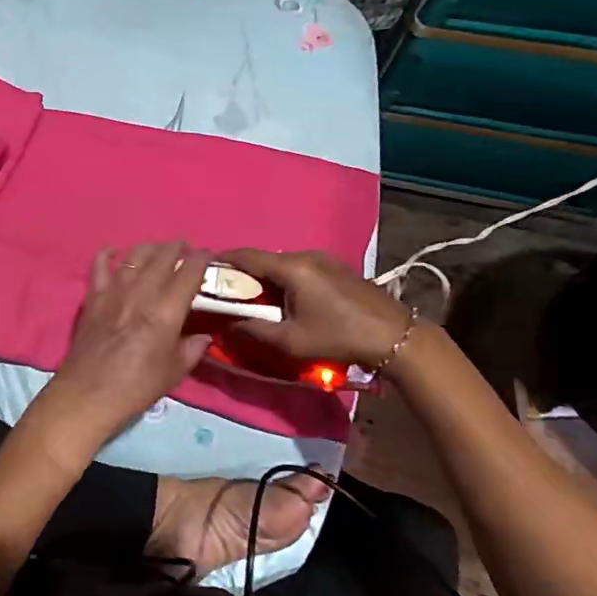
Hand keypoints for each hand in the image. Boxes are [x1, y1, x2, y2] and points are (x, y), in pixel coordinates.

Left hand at [24, 241, 211, 467]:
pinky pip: (99, 265)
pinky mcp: (93, 297)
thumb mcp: (174, 371)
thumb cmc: (137, 387)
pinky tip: (115, 251)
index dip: (201, 259)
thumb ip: (192, 349)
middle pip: (162, 257)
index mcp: (166, 310)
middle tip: (185, 247)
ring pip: (134, 255)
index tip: (208, 254)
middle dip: (177, 248)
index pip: (189, 272)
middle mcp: (141, 292)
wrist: (89, 393)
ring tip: (159, 248)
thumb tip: (203, 336)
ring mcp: (114, 291)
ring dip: (150, 248)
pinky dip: (108, 254)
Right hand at [217, 248, 413, 370]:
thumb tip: (228, 323)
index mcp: (291, 267)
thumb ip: (254, 330)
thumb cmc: (337, 337)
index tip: (203, 268)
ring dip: (264, 277)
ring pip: (281, 263)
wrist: (393, 336)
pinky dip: (282, 278)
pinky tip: (281, 297)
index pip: (246, 256)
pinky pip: (298, 268)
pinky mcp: (336, 267)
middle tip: (224, 290)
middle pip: (263, 259)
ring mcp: (323, 259)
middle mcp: (305, 255)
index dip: (222, 260)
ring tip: (250, 297)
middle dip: (241, 272)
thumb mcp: (290, 340)